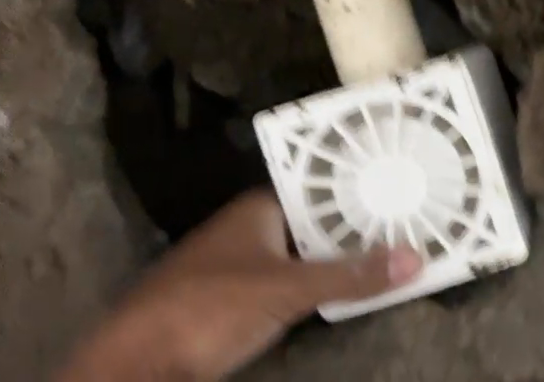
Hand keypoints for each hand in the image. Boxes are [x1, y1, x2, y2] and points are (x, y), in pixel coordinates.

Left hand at [58, 191, 423, 381]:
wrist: (125, 375)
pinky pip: (288, 282)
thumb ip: (351, 276)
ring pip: (301, 253)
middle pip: (314, 220)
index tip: (403, 182)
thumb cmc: (205, 311)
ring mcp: (233, 269)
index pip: (321, 184)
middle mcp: (245, 231)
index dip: (361, 184)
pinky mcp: (227, 304)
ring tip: (390, 249)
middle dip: (357, 223)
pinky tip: (345, 287)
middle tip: (410, 216)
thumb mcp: (288, 292)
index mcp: (256, 209)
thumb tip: (418, 260)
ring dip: (337, 257)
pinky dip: (317, 283)